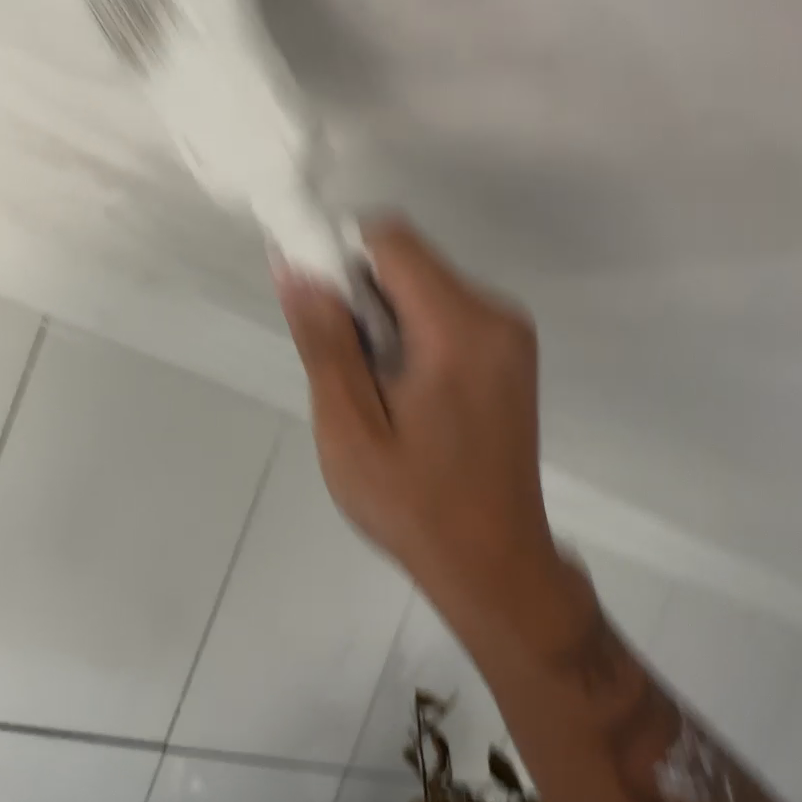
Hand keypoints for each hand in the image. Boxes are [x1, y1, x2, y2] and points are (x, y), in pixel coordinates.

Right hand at [273, 220, 558, 608]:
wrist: (489, 561)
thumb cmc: (410, 501)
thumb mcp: (349, 426)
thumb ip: (324, 341)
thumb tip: (295, 267)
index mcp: (460, 328)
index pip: (389, 240)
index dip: (335, 254)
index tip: (307, 303)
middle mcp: (495, 317)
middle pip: (405, 262)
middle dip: (354, 296)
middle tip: (338, 369)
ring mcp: (507, 336)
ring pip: (418, 288)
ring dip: (375, 320)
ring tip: (366, 392)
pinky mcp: (504, 357)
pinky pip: (439, 316)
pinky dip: (402, 336)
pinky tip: (393, 395)